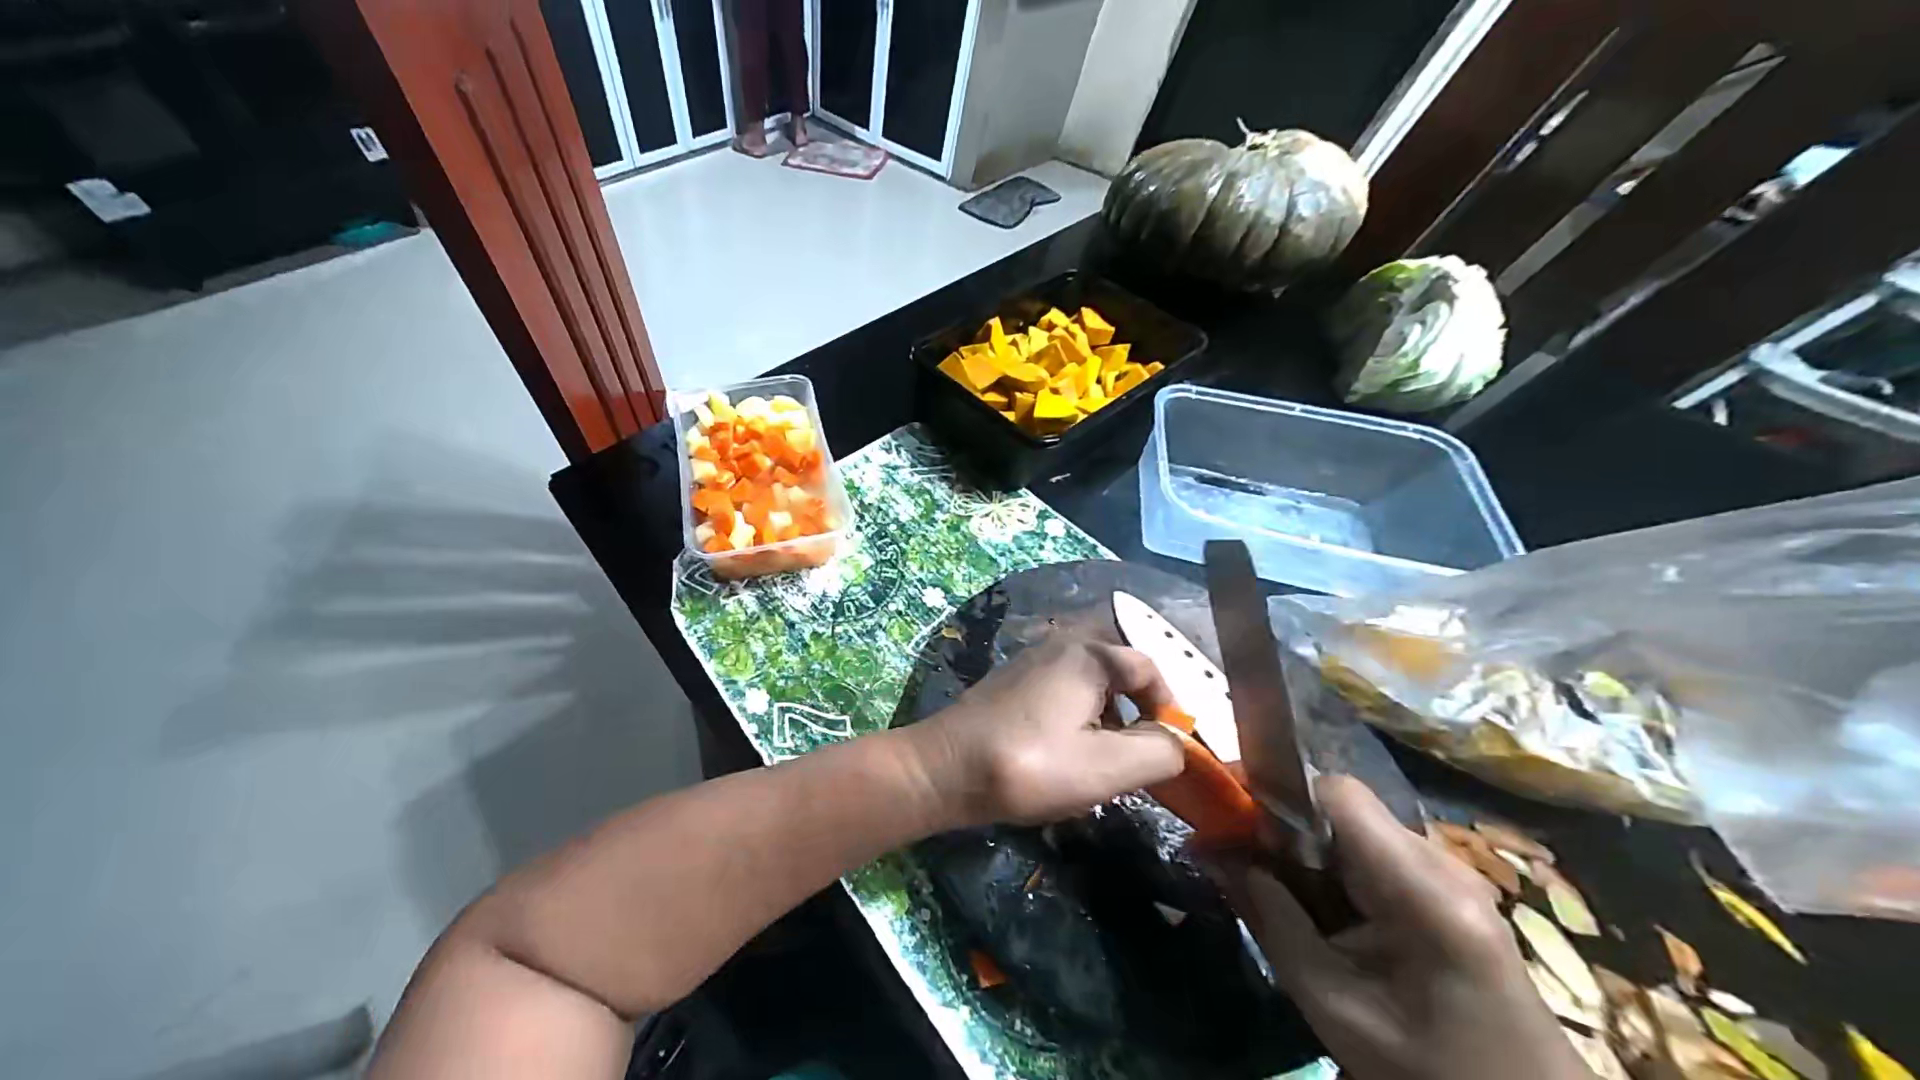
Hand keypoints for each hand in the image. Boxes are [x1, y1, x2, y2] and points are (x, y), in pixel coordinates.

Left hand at [900, 638, 1186, 827]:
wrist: (943, 770)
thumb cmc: (1030, 765)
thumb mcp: (1108, 767)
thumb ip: (1160, 753)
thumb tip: (1174, 742)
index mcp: (1090, 654)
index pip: (1150, 669)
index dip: (1168, 708)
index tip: (1166, 749)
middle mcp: (1061, 643)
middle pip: (1120, 672)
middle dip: (1135, 713)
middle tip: (1132, 755)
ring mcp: (1031, 659)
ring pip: (1090, 682)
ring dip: (1105, 717)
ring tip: (1098, 758)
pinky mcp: (1011, 680)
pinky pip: (1061, 689)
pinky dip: (1076, 715)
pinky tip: (1061, 750)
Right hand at [1212, 776, 1590, 1079]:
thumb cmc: (1428, 1072)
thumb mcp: (1334, 1004)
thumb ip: (1272, 919)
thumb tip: (1211, 850)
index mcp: (1424, 890)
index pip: (1338, 793)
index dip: (1278, 793)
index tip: (1230, 817)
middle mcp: (1442, 863)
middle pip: (1341, 808)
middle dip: (1280, 823)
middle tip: (1234, 855)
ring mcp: (1449, 873)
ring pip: (1351, 826)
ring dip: (1302, 845)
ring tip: (1267, 883)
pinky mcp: (1446, 888)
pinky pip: (1370, 851)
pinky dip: (1329, 864)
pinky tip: (1313, 905)